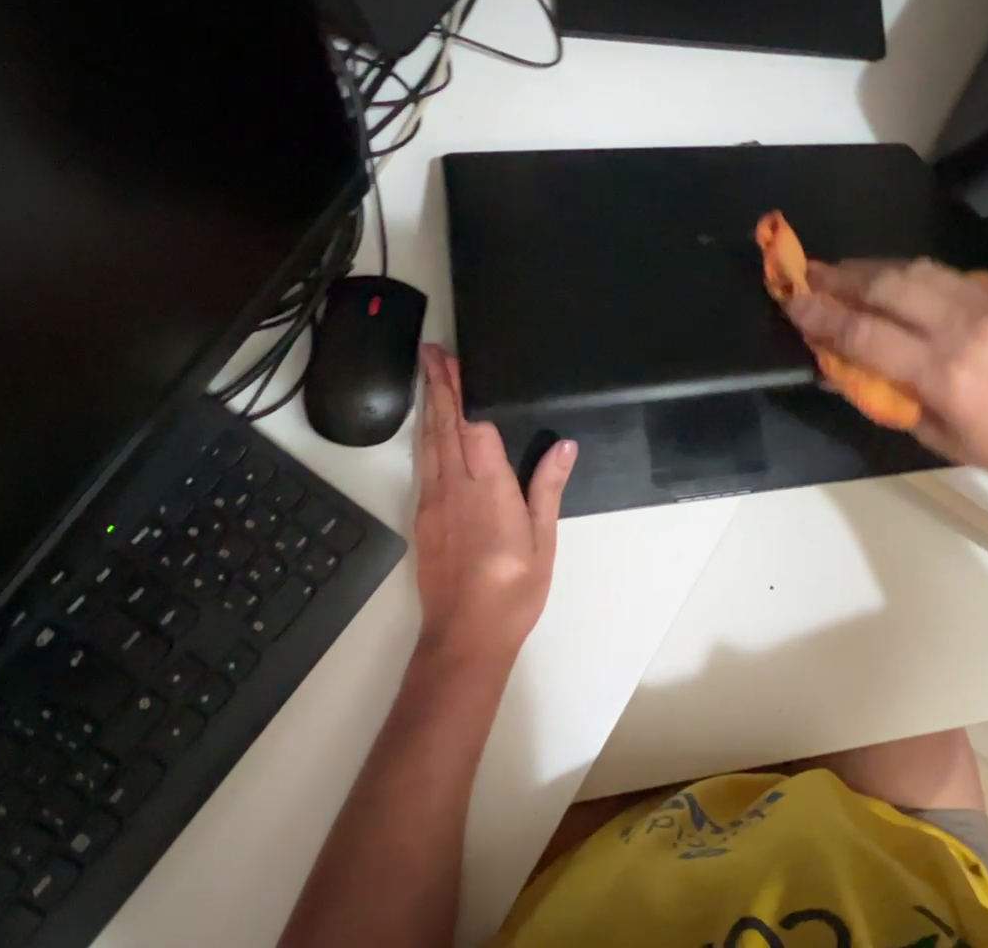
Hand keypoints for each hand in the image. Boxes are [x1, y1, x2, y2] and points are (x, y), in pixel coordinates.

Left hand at [412, 344, 576, 666]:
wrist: (465, 635)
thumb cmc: (513, 590)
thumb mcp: (543, 540)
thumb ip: (548, 488)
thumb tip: (563, 447)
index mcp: (489, 490)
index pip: (472, 426)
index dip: (461, 390)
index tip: (453, 361)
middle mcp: (455, 489)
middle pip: (443, 426)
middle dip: (438, 387)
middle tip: (430, 352)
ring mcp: (433, 503)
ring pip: (428, 443)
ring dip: (429, 407)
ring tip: (428, 378)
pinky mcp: (423, 519)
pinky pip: (424, 466)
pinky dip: (425, 438)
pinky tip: (429, 431)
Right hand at [784, 259, 987, 508]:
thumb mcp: (934, 436)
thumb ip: (886, 394)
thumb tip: (838, 366)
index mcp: (944, 375)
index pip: (864, 334)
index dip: (821, 316)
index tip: (792, 303)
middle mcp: (966, 329)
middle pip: (886, 287)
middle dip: (840, 277)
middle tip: (809, 273)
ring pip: (918, 271)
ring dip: (875, 269)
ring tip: (846, 271)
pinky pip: (952, 277)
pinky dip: (918, 278)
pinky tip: (902, 284)